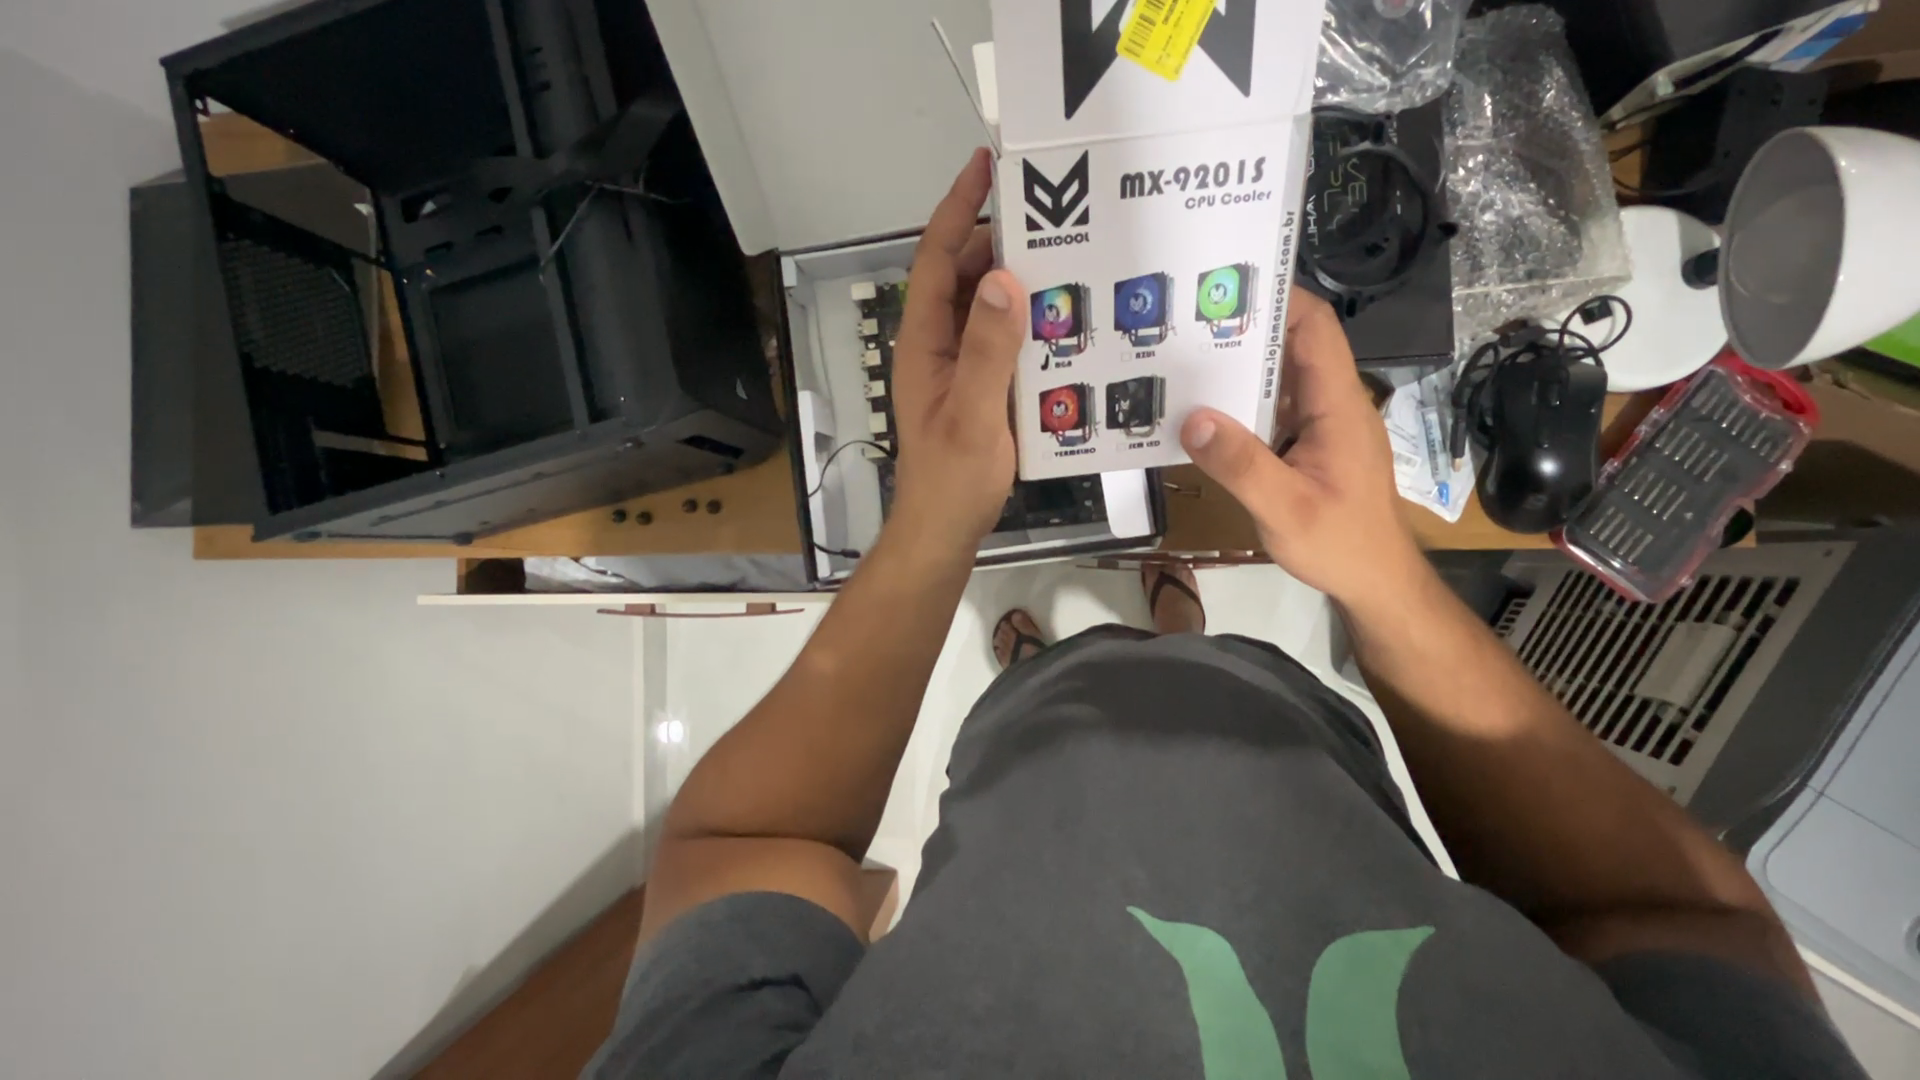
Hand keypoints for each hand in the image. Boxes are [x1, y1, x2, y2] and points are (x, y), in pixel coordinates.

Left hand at [889, 149, 1026, 551]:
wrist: (944, 530)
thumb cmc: (952, 479)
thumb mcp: (974, 415)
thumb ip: (988, 350)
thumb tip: (1003, 279)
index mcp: (924, 341)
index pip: (936, 259)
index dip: (956, 209)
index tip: (985, 166)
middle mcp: (937, 344)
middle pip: (963, 275)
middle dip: (999, 240)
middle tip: (1052, 218)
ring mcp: (956, 366)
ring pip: (984, 306)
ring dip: (1017, 282)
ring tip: (1066, 259)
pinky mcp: (977, 386)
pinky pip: (1001, 338)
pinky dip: (1026, 322)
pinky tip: (1062, 320)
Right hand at [1180, 289, 1425, 610]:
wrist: (1375, 581)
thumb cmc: (1341, 544)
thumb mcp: (1287, 509)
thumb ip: (1241, 465)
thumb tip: (1193, 419)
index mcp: (1338, 405)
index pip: (1315, 329)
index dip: (1279, 300)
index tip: (1227, 287)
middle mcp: (1332, 404)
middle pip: (1292, 347)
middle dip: (1243, 330)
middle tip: (1185, 323)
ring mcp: (1321, 425)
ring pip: (1279, 378)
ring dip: (1237, 368)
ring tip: (1182, 359)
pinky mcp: (1309, 445)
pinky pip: (1272, 409)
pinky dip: (1239, 404)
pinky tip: (1201, 412)